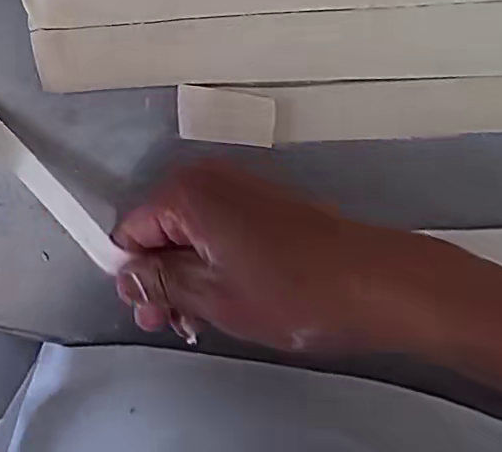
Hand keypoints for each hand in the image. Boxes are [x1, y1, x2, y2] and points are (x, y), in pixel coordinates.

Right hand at [114, 160, 501, 356]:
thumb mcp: (216, 298)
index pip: (132, 228)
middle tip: (168, 324)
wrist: (375, 279)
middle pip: (159, 226)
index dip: (132, 272)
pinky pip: (215, 224)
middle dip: (159, 276)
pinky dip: (211, 257)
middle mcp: (203, 177)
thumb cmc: (292, 291)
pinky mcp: (257, 197)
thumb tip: (126, 276)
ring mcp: (233, 184)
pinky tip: (222, 297)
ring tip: (197, 320)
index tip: (145, 310)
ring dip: (185, 272)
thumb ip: (162, 283)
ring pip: (188, 229)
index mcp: (185, 193)